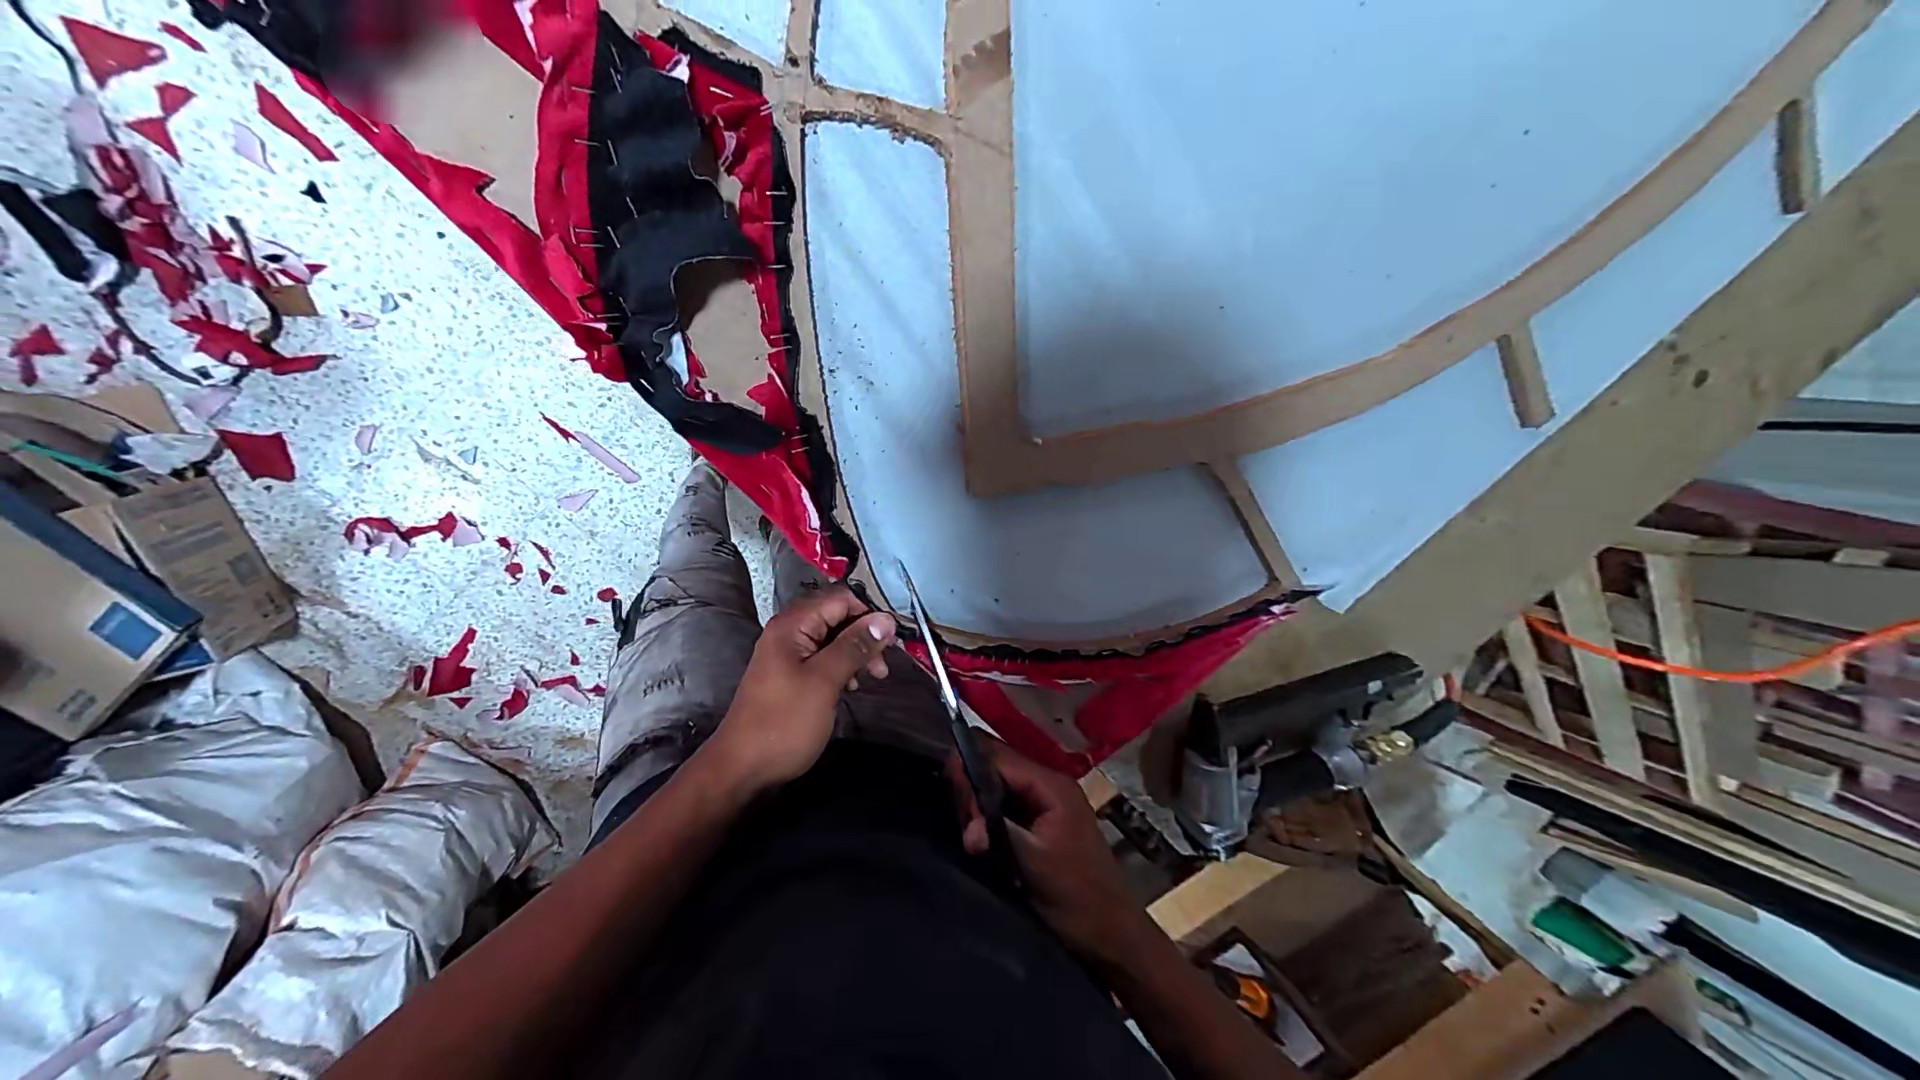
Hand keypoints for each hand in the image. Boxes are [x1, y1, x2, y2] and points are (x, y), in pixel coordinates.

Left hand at [708, 585, 895, 791]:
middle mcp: (789, 631)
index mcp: (793, 624)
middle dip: (865, 633)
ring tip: (874, 676)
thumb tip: (886, 620)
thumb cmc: (784, 721)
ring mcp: (789, 653)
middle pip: (837, 615)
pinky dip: (842, 666)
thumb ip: (855, 646)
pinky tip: (852, 685)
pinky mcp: (792, 674)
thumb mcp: (825, 681)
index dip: (869, 613)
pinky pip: (824, 657)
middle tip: (884, 663)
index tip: (892, 640)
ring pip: (833, 637)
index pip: (841, 598)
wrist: (743, 768)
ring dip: (857, 651)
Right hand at [949, 741, 1149, 962]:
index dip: (972, 769)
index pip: (1001, 758)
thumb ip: (999, 835)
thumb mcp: (1034, 863)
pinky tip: (978, 834)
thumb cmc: (1077, 895)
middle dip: (974, 788)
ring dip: (979, 804)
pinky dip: (989, 816)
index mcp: (1052, 785)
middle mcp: (1049, 785)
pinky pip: (1006, 805)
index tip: (950, 793)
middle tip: (965, 824)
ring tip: (970, 833)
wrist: (1112, 932)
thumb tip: (967, 827)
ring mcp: (1046, 803)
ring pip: (1000, 786)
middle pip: (999, 767)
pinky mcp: (1041, 822)